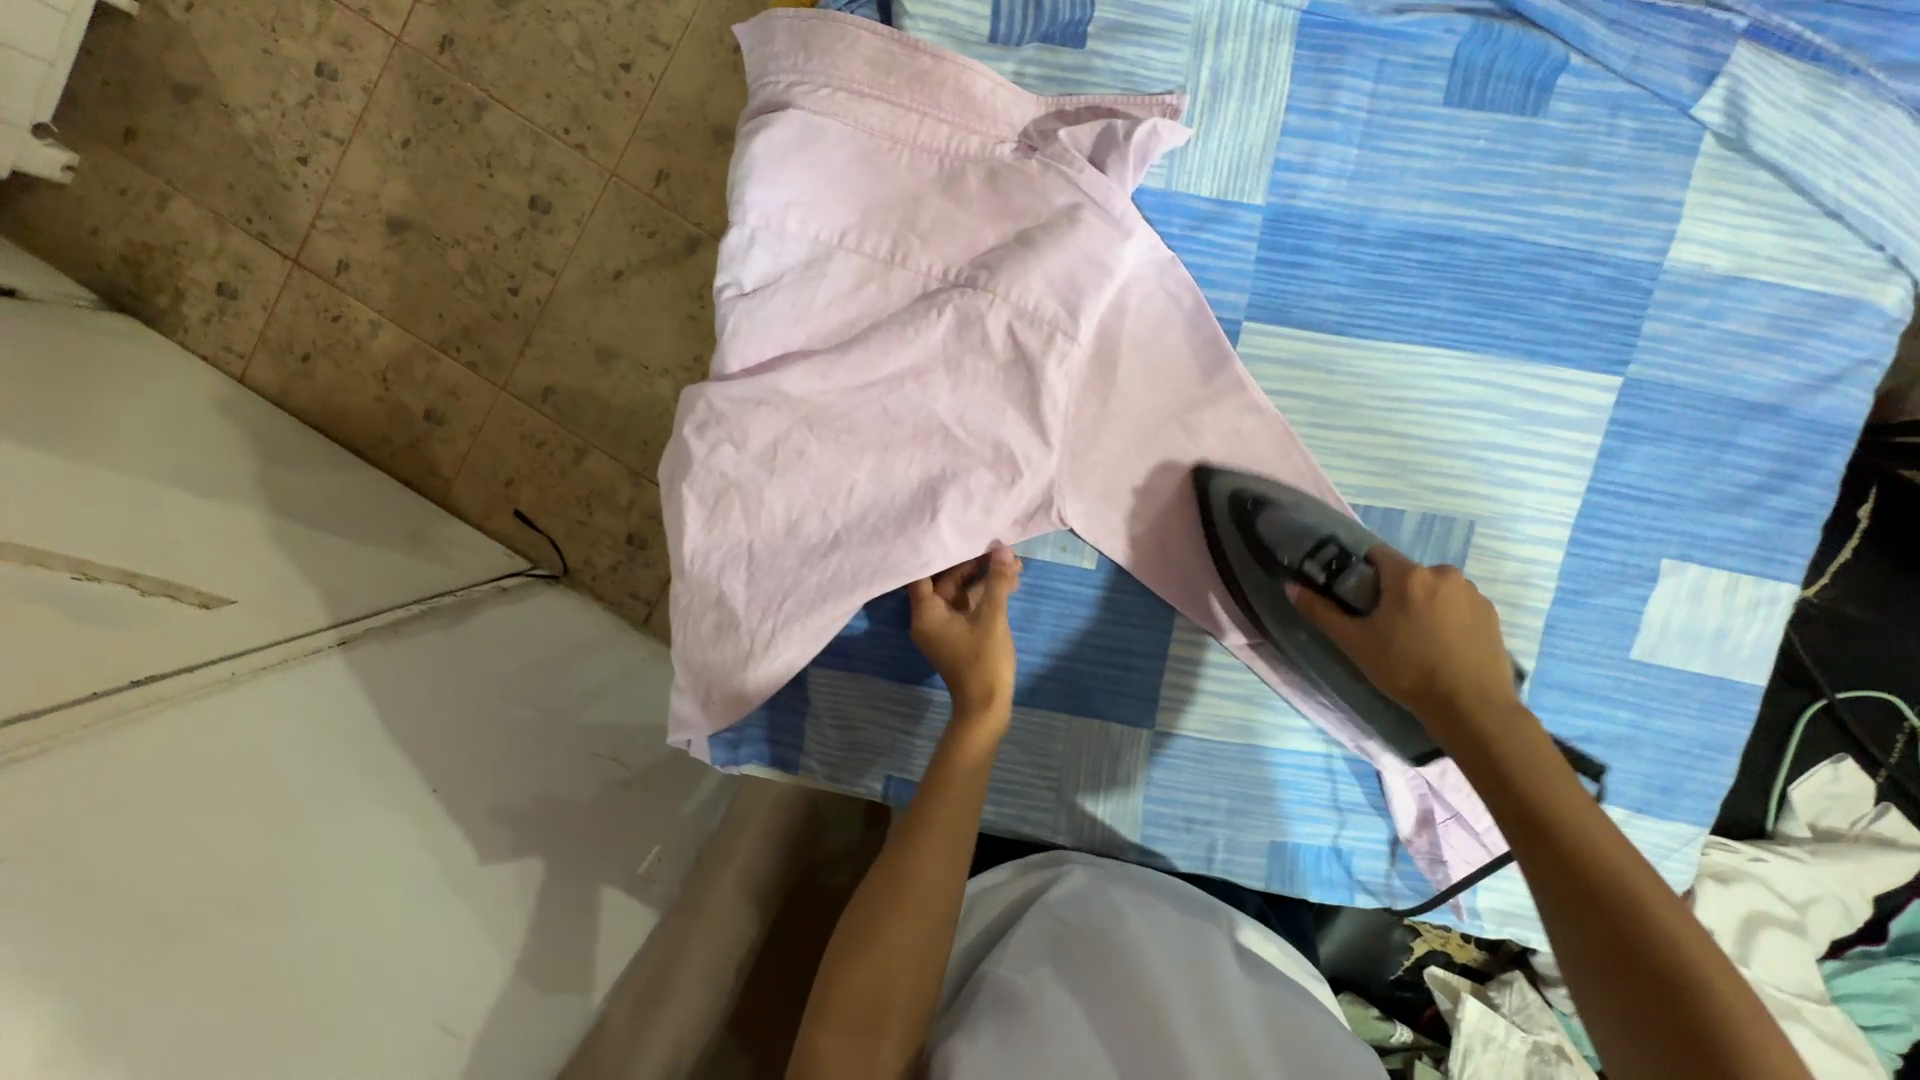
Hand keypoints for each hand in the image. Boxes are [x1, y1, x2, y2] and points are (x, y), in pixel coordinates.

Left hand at [908, 543, 1021, 721]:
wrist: (987, 707)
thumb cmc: (983, 661)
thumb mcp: (992, 617)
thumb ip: (996, 581)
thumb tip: (1002, 548)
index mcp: (926, 613)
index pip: (923, 573)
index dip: (937, 553)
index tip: (953, 532)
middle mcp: (930, 618)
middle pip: (946, 580)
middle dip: (974, 564)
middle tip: (998, 546)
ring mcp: (946, 627)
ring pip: (962, 593)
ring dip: (985, 578)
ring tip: (1014, 562)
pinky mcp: (961, 634)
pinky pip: (970, 606)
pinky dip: (987, 594)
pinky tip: (1012, 580)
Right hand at [1288, 544, 1533, 751]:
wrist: (1471, 706)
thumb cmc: (1406, 670)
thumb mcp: (1355, 643)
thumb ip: (1321, 612)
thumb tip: (1292, 587)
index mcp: (1409, 575)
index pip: (1376, 554)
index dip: (1361, 572)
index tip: (1357, 598)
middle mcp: (1444, 574)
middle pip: (1407, 574)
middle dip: (1394, 593)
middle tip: (1385, 627)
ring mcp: (1472, 593)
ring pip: (1434, 589)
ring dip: (1422, 604)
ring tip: (1417, 640)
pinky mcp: (1491, 613)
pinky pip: (1458, 605)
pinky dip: (1447, 618)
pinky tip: (1442, 646)